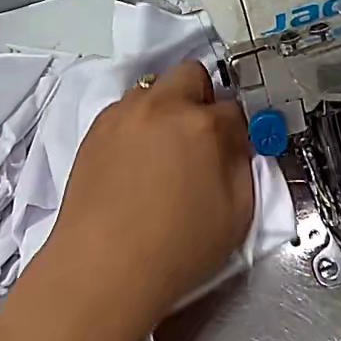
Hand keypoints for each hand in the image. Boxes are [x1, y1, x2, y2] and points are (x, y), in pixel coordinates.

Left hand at [46, 60, 254, 322]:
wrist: (104, 266)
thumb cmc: (176, 248)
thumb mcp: (237, 214)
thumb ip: (244, 167)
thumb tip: (238, 147)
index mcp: (203, 125)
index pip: (235, 107)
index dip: (239, 128)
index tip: (234, 145)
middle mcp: (162, 107)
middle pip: (191, 74)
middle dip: (202, 96)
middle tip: (201, 134)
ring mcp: (124, 114)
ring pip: (153, 88)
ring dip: (165, 107)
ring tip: (163, 150)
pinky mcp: (96, 129)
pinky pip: (125, 110)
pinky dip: (136, 124)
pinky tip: (134, 162)